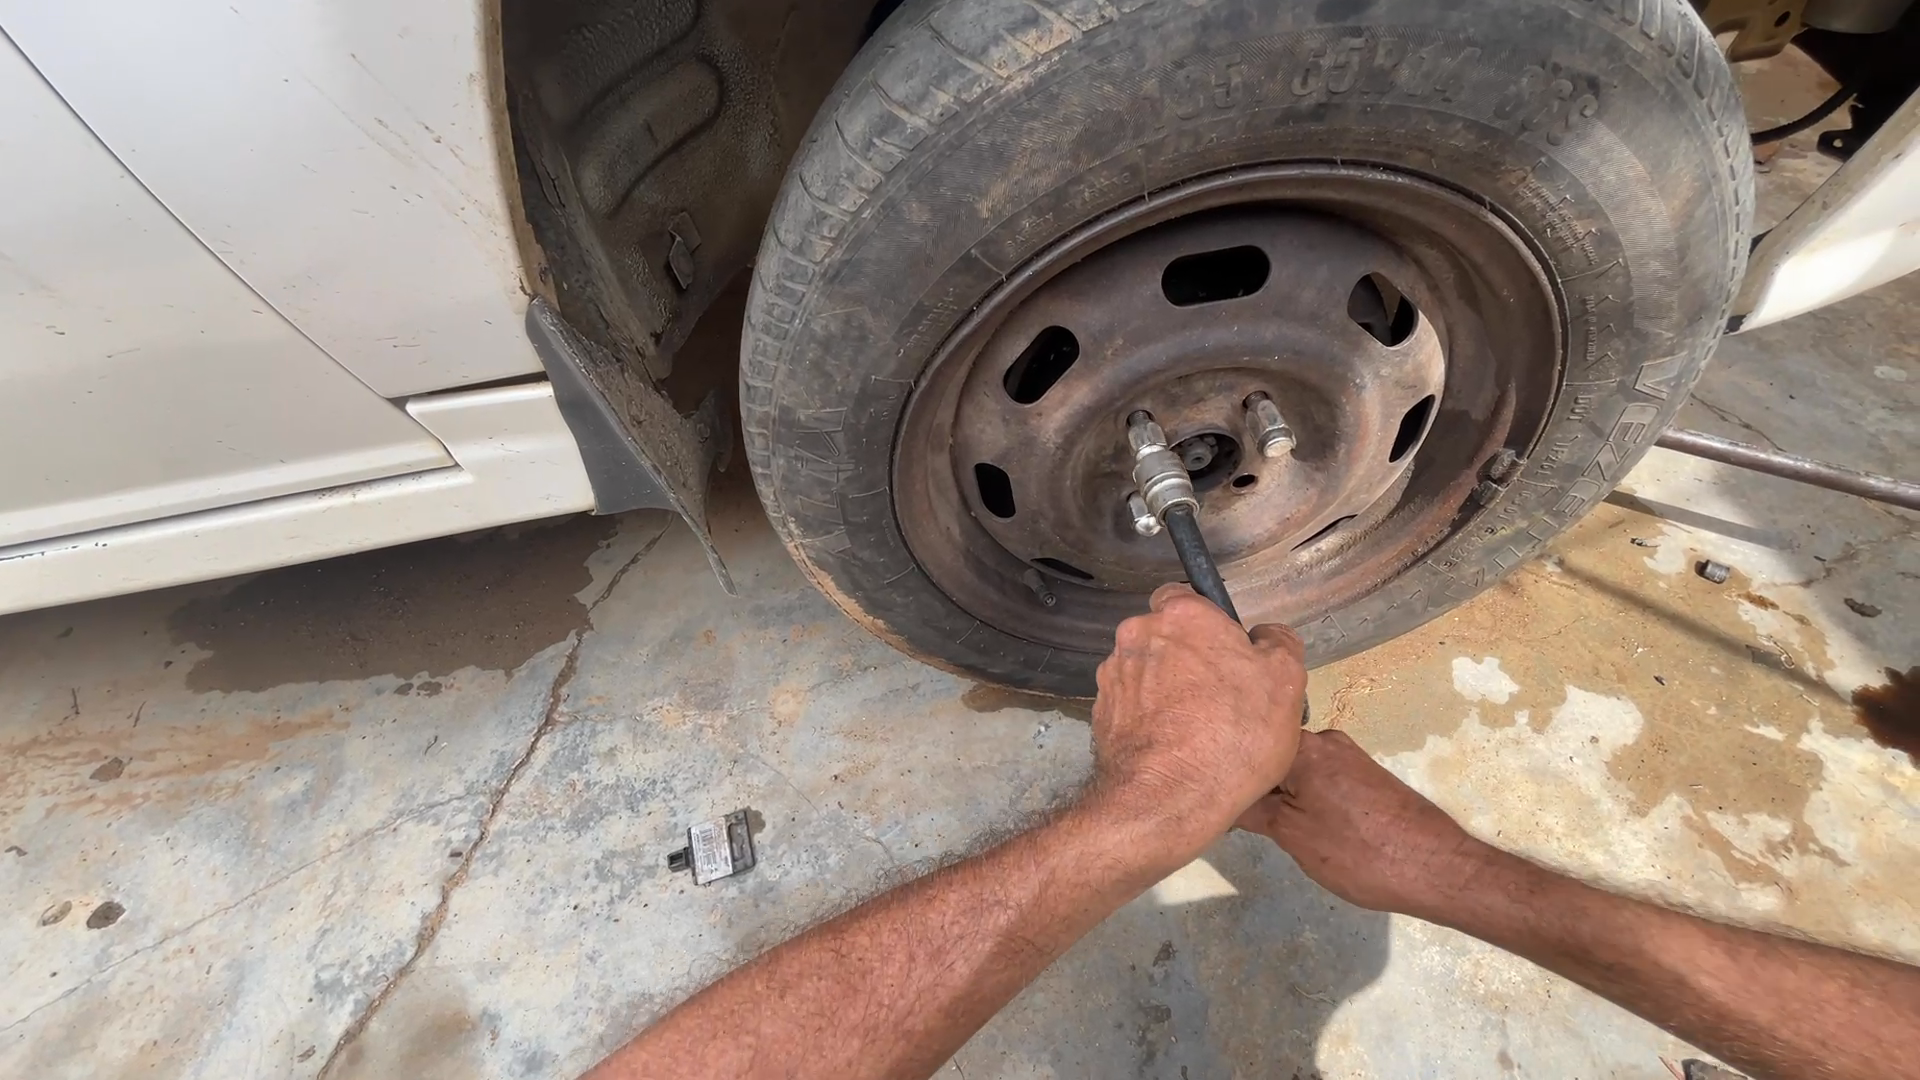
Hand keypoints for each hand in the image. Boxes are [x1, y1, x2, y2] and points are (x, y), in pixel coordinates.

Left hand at [1086, 584, 1306, 865]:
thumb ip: (1277, 642)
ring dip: (1166, 686)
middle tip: (1220, 694)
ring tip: (1197, 726)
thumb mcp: (1285, 681)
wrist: (1167, 796)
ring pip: (1146, 669)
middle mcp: (1137, 634)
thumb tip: (1264, 634)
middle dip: (1187, 655)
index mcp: (1180, 615)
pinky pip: (1131, 702)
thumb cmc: (1234, 733)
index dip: (1206, 621)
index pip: (1184, 595)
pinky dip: (1147, 714)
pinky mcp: (1100, 709)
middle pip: (1164, 634)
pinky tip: (1171, 743)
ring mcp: (1113, 673)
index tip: (1225, 650)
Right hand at [1235, 729, 1486, 918]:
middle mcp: (1326, 740)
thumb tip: (1221, 796)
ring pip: (1296, 771)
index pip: (1248, 750)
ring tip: (1282, 830)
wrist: (1442, 872)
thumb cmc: (1359, 852)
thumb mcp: (1291, 835)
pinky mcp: (1367, 777)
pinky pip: (1320, 781)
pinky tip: (1314, 829)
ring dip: (1284, 796)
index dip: (1231, 776)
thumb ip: (1250, 810)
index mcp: (1302, 745)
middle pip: (1271, 757)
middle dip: (1258, 787)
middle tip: (1247, 822)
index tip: (1219, 801)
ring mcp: (1350, 757)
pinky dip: (1309, 800)